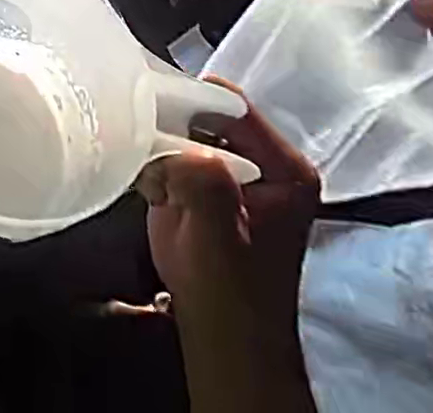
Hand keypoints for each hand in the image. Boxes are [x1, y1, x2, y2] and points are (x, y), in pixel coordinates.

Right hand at [139, 78, 319, 312]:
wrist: (221, 329)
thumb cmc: (228, 290)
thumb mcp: (217, 238)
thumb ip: (206, 186)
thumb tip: (181, 149)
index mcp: (283, 167)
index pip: (231, 105)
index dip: (189, 103)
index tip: (150, 114)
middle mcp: (261, 159)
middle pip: (203, 111)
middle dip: (168, 127)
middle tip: (148, 154)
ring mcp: (231, 167)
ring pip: (180, 126)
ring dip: (156, 146)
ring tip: (154, 181)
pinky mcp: (202, 177)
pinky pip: (168, 147)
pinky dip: (151, 160)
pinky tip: (152, 189)